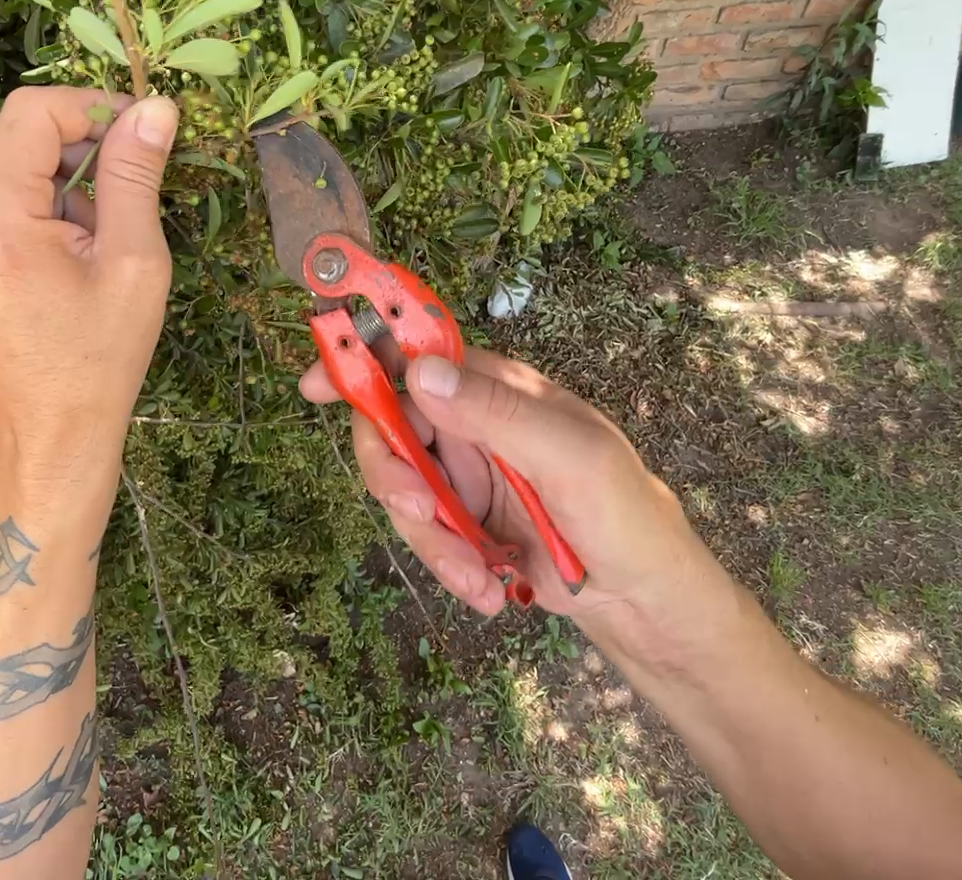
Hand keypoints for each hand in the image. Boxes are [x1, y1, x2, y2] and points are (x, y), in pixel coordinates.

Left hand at [0, 86, 178, 469]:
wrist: (53, 428)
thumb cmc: (101, 357)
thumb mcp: (133, 262)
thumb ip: (136, 176)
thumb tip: (155, 108)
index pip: (33, 114)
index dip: (92, 109)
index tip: (140, 133)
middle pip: (17, 139)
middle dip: (80, 153)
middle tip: (128, 197)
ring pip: (8, 167)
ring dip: (60, 184)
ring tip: (95, 241)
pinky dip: (36, 208)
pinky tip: (64, 253)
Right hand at [301, 351, 736, 663]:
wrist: (643, 605)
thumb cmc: (627, 519)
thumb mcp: (574, 459)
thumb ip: (497, 413)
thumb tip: (419, 373)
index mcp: (500, 389)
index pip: (419, 355)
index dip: (364, 359)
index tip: (318, 383)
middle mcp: (472, 424)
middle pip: (390, 427)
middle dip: (392, 474)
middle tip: (416, 511)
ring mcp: (463, 474)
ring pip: (399, 487)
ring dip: (427, 537)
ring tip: (475, 575)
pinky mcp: (460, 520)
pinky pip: (422, 532)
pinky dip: (445, 563)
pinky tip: (486, 586)